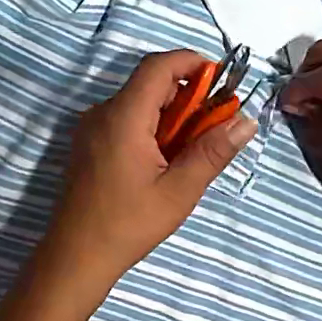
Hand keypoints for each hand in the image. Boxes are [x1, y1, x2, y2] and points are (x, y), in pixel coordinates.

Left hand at [38, 50, 257, 295]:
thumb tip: (246, 122)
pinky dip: (150, 128)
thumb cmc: (128, 225)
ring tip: (191, 150)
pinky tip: (163, 161)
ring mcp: (90, 129)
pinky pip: (124, 121)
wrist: (75, 258)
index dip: (191, 63)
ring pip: (137, 103)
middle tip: (213, 127)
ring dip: (170, 115)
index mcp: (123, 117)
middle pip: (149, 84)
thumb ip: (213, 152)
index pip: (158, 66)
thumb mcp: (179, 190)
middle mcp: (102, 113)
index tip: (220, 81)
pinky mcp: (87, 146)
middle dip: (186, 96)